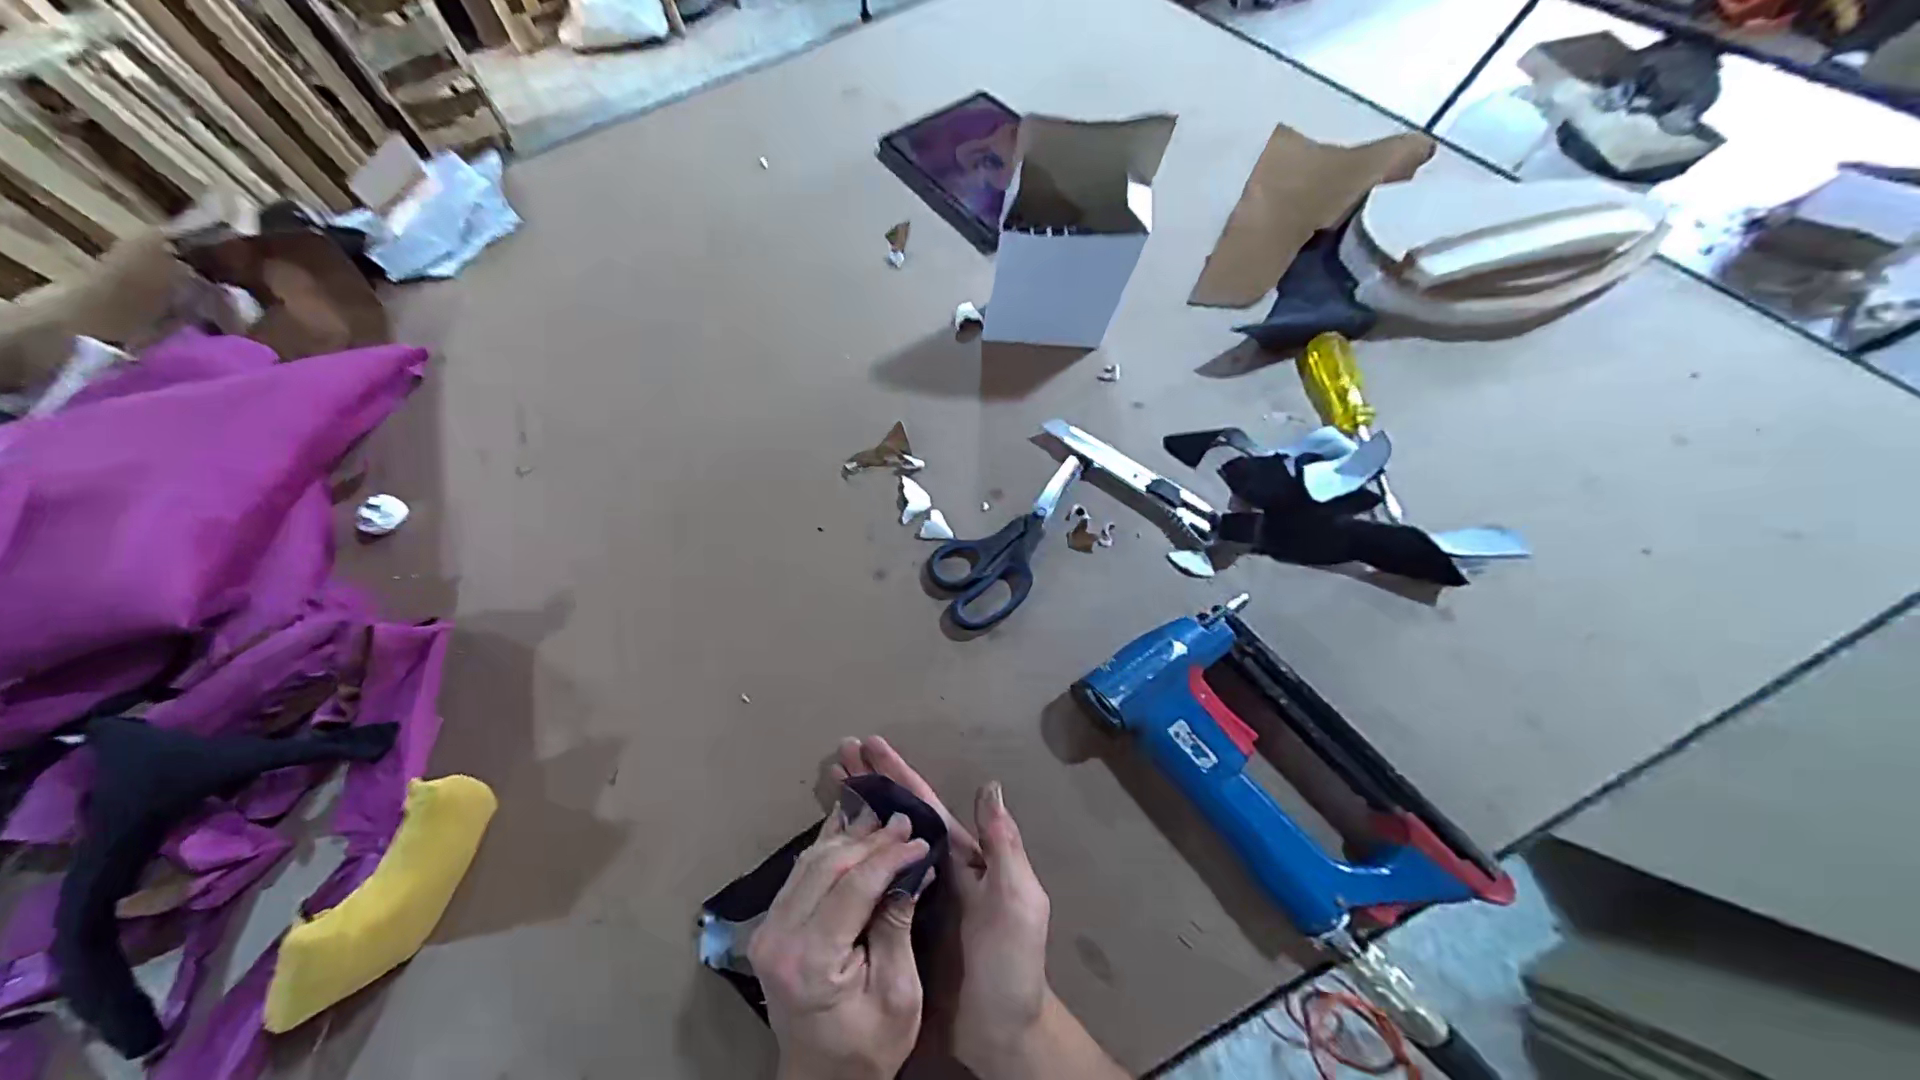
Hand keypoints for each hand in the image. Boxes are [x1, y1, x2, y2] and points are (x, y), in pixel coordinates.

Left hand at [749, 801, 930, 1079]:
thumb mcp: (898, 996)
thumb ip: (897, 928)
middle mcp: (779, 937)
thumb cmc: (866, 1047)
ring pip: (810, 861)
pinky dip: (827, 844)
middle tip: (904, 822)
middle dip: (871, 840)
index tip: (920, 840)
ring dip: (849, 836)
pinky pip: (799, 871)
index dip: (889, 857)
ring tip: (883, 818)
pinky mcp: (770, 925)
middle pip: (828, 865)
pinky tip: (846, 823)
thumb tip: (912, 870)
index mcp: (811, 960)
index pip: (854, 887)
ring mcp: (768, 929)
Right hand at [829, 740, 1058, 1074]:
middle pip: (896, 814)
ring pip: (880, 842)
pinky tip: (832, 849)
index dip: (897, 773)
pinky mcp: (897, 926)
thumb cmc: (1013, 964)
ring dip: (858, 811)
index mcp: (962, 856)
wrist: (1001, 1033)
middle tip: (840, 753)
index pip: (924, 804)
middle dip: (871, 781)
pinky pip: (870, 883)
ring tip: (831, 784)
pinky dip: (852, 859)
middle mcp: (935, 866)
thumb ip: (1004, 846)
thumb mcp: (1018, 900)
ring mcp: (914, 895)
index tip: (869, 744)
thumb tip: (989, 785)